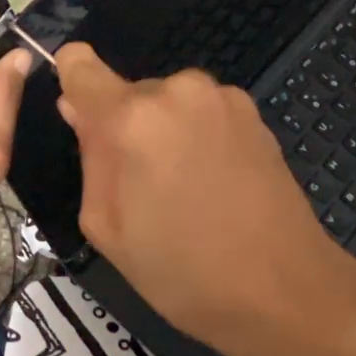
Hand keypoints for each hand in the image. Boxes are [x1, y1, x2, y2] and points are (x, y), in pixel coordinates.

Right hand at [53, 43, 355, 355]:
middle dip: (122, 127)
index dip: (71, 85)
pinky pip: (200, 115)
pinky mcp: (254, 114)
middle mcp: (177, 91)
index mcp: (131, 117)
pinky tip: (213, 187)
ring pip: (165, 104)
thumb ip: (89, 156)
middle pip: (126, 93)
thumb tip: (79, 110)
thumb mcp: (106, 225)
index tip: (78, 120)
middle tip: (138, 186)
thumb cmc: (181, 270)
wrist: (284, 292)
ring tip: (180, 191)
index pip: (79, 64)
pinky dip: (196, 139)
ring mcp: (222, 98)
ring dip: (161, 133)